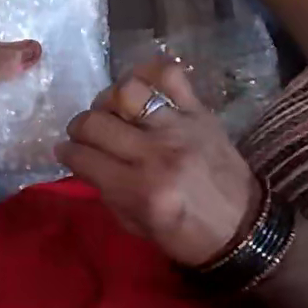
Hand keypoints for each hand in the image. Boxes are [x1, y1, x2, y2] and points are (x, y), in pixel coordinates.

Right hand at [55, 61, 260, 266]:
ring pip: (126, 93)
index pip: (82, 157)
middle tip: (83, 135)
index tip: (64, 152)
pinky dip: (148, 72)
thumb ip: (105, 190)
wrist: (243, 229)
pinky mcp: (201, 112)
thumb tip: (82, 160)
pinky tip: (139, 86)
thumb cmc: (184, 235)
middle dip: (78, 128)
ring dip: (108, 100)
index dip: (65, 153)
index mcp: (139, 190)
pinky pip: (170, 75)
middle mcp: (156, 155)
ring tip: (111, 111)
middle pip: (95, 122)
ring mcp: (180, 128)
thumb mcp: (134, 225)